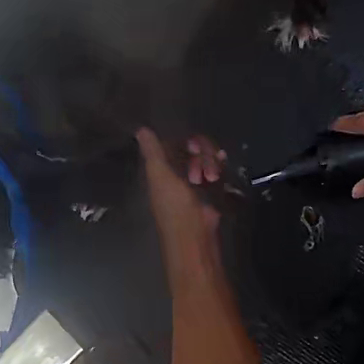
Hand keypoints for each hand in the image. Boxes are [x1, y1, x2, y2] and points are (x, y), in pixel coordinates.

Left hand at [136, 128, 223, 270]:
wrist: (194, 235)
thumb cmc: (174, 206)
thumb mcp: (160, 175)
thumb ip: (152, 151)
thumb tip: (140, 128)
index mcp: (160, 169)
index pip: (171, 144)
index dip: (184, 141)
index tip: (193, 146)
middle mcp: (176, 173)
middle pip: (191, 149)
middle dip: (201, 154)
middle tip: (204, 169)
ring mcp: (194, 181)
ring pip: (204, 158)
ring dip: (210, 162)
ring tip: (213, 177)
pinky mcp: (210, 190)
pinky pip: (215, 169)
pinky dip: (218, 165)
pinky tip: (222, 165)